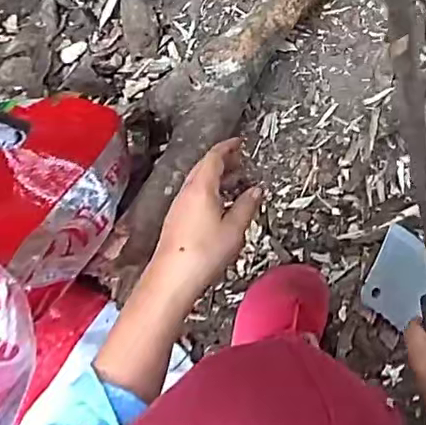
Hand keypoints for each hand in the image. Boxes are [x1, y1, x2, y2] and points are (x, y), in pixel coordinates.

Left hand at [145, 138, 262, 304]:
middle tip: (241, 160)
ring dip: (217, 178)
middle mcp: (186, 193)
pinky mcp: (175, 222)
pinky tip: (221, 206)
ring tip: (236, 182)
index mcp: (201, 187)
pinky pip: (194, 197)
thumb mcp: (235, 228)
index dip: (227, 147)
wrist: (170, 282)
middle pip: (204, 167)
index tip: (239, 143)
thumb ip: (247, 204)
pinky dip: (210, 192)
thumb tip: (255, 191)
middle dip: (223, 161)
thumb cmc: (202, 254)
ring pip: (198, 182)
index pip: (214, 157)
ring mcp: (178, 207)